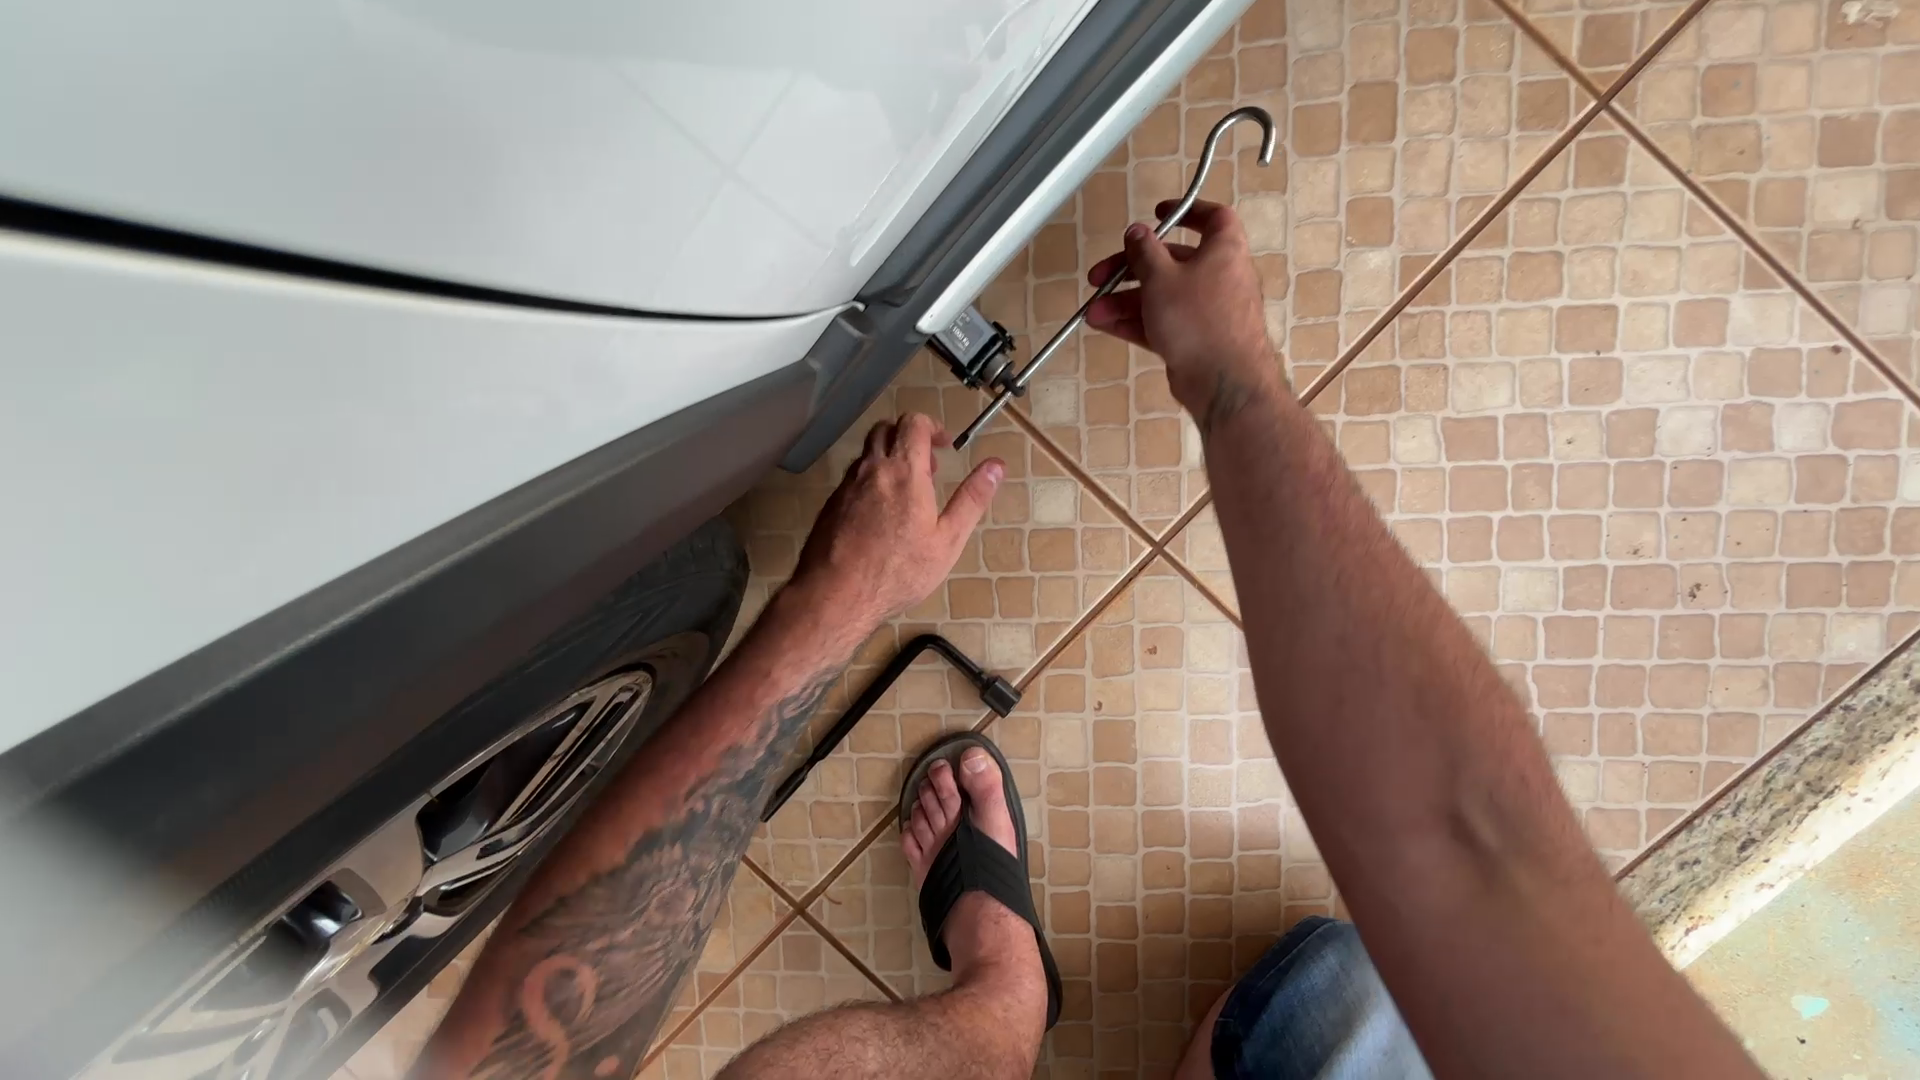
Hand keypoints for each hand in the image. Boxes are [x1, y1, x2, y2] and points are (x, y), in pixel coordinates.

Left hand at [788, 413, 1002, 628]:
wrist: (835, 594)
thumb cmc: (898, 571)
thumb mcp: (947, 540)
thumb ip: (971, 499)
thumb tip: (996, 466)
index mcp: (904, 471)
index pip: (913, 423)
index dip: (932, 427)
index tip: (945, 446)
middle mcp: (871, 469)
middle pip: (886, 429)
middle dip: (909, 438)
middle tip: (928, 467)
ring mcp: (846, 486)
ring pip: (867, 454)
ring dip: (889, 459)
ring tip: (907, 493)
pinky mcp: (831, 505)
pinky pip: (853, 479)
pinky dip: (871, 481)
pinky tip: (880, 515)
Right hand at [1084, 199, 1282, 430]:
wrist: (1222, 381)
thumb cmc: (1199, 319)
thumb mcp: (1162, 277)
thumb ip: (1145, 253)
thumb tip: (1137, 232)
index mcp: (1222, 250)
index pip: (1212, 218)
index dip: (1187, 211)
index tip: (1160, 212)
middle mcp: (1217, 277)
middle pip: (1170, 263)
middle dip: (1131, 269)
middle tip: (1100, 275)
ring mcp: (1205, 311)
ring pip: (1160, 297)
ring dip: (1124, 301)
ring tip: (1095, 311)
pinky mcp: (1192, 339)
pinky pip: (1159, 323)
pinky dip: (1134, 322)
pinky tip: (1105, 324)